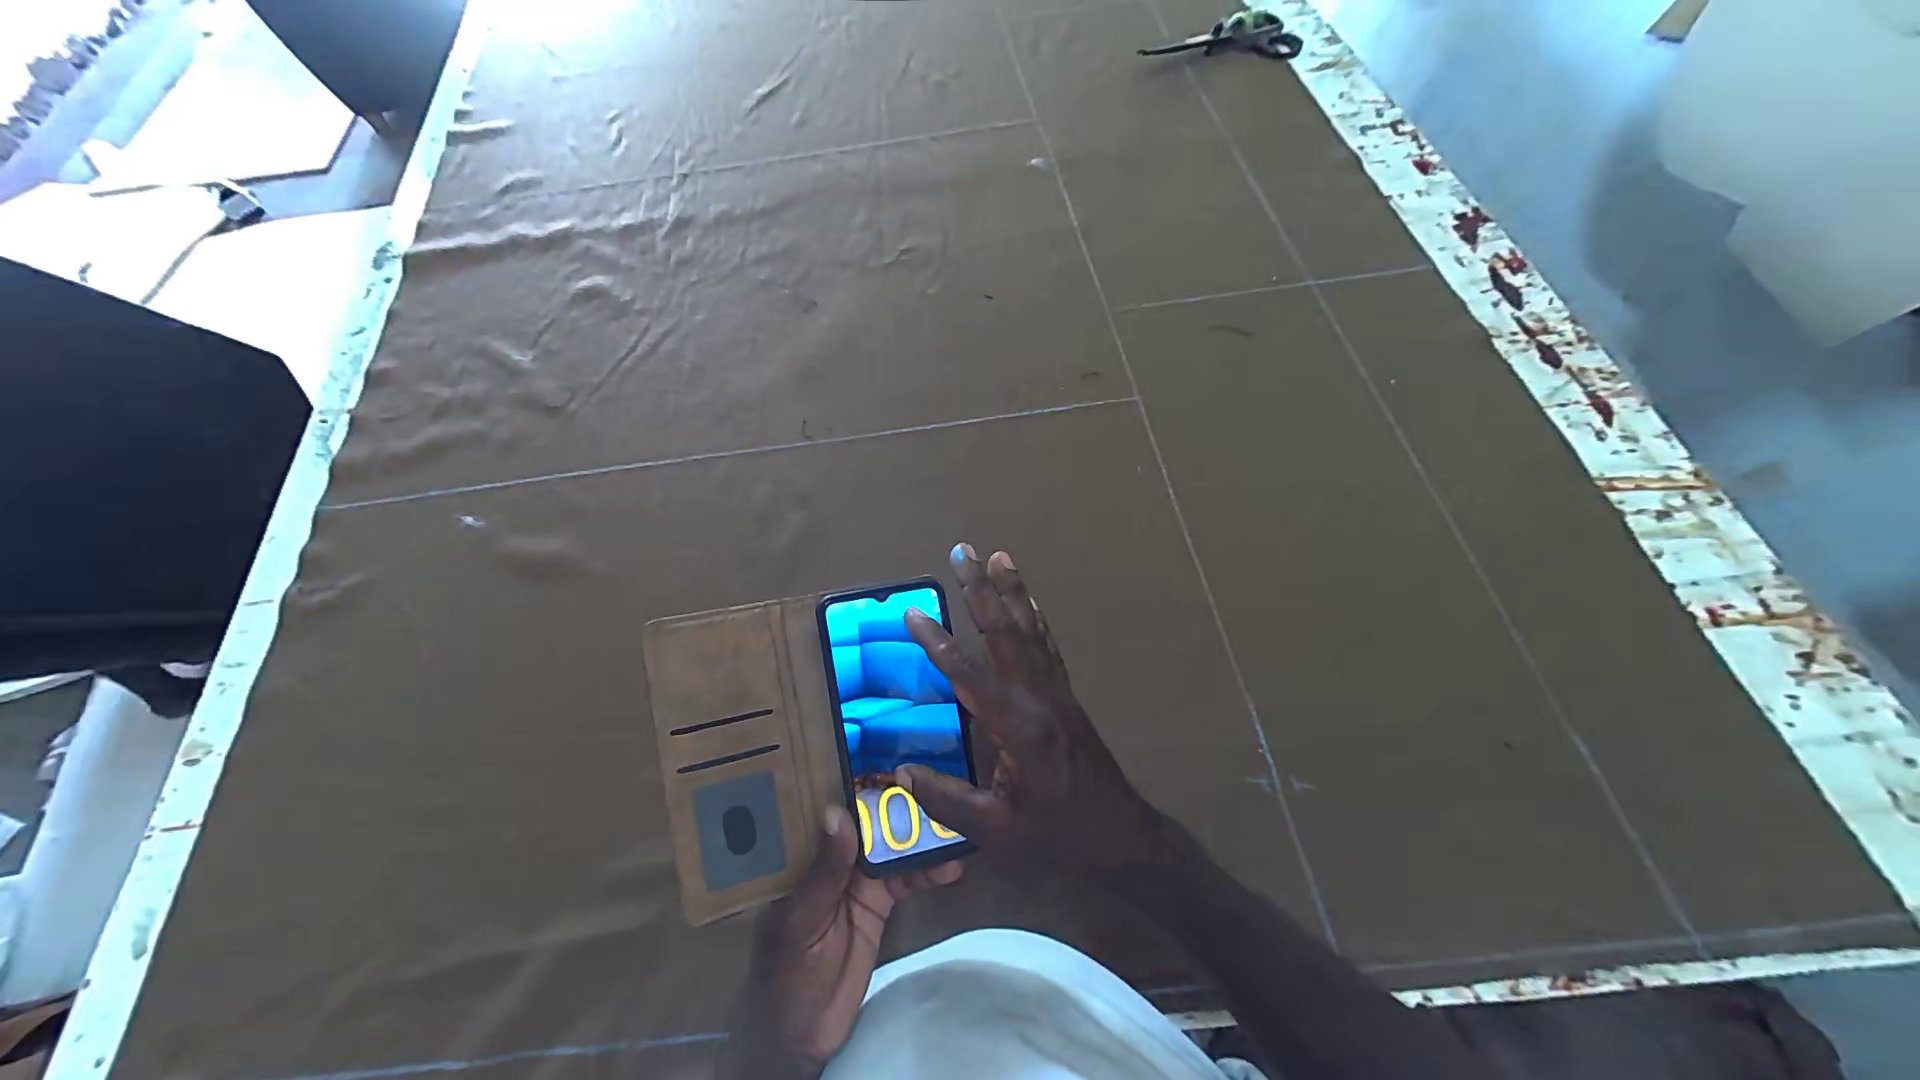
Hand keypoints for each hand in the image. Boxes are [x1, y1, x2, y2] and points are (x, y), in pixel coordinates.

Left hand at [719, 805, 962, 1079]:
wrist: (800, 1035)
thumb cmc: (785, 974)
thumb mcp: (801, 922)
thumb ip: (824, 872)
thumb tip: (839, 812)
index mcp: (801, 854)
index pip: (829, 809)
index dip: (856, 784)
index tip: (889, 764)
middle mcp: (830, 858)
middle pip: (869, 824)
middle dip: (899, 808)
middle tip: (936, 789)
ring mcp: (856, 880)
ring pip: (893, 848)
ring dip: (922, 839)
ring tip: (954, 827)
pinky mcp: (877, 903)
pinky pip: (905, 879)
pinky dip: (928, 871)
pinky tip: (951, 867)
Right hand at [898, 544, 1168, 879]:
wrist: (1121, 836)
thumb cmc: (1058, 835)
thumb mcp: (997, 832)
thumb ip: (948, 802)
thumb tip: (903, 772)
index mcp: (1018, 727)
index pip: (969, 675)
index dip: (938, 644)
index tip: (912, 614)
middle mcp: (1038, 698)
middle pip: (1005, 634)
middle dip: (980, 591)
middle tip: (961, 552)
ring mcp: (1056, 693)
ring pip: (1030, 631)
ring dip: (1012, 592)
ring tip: (998, 556)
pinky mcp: (1066, 697)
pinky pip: (1048, 646)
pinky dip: (1036, 618)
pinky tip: (1029, 601)